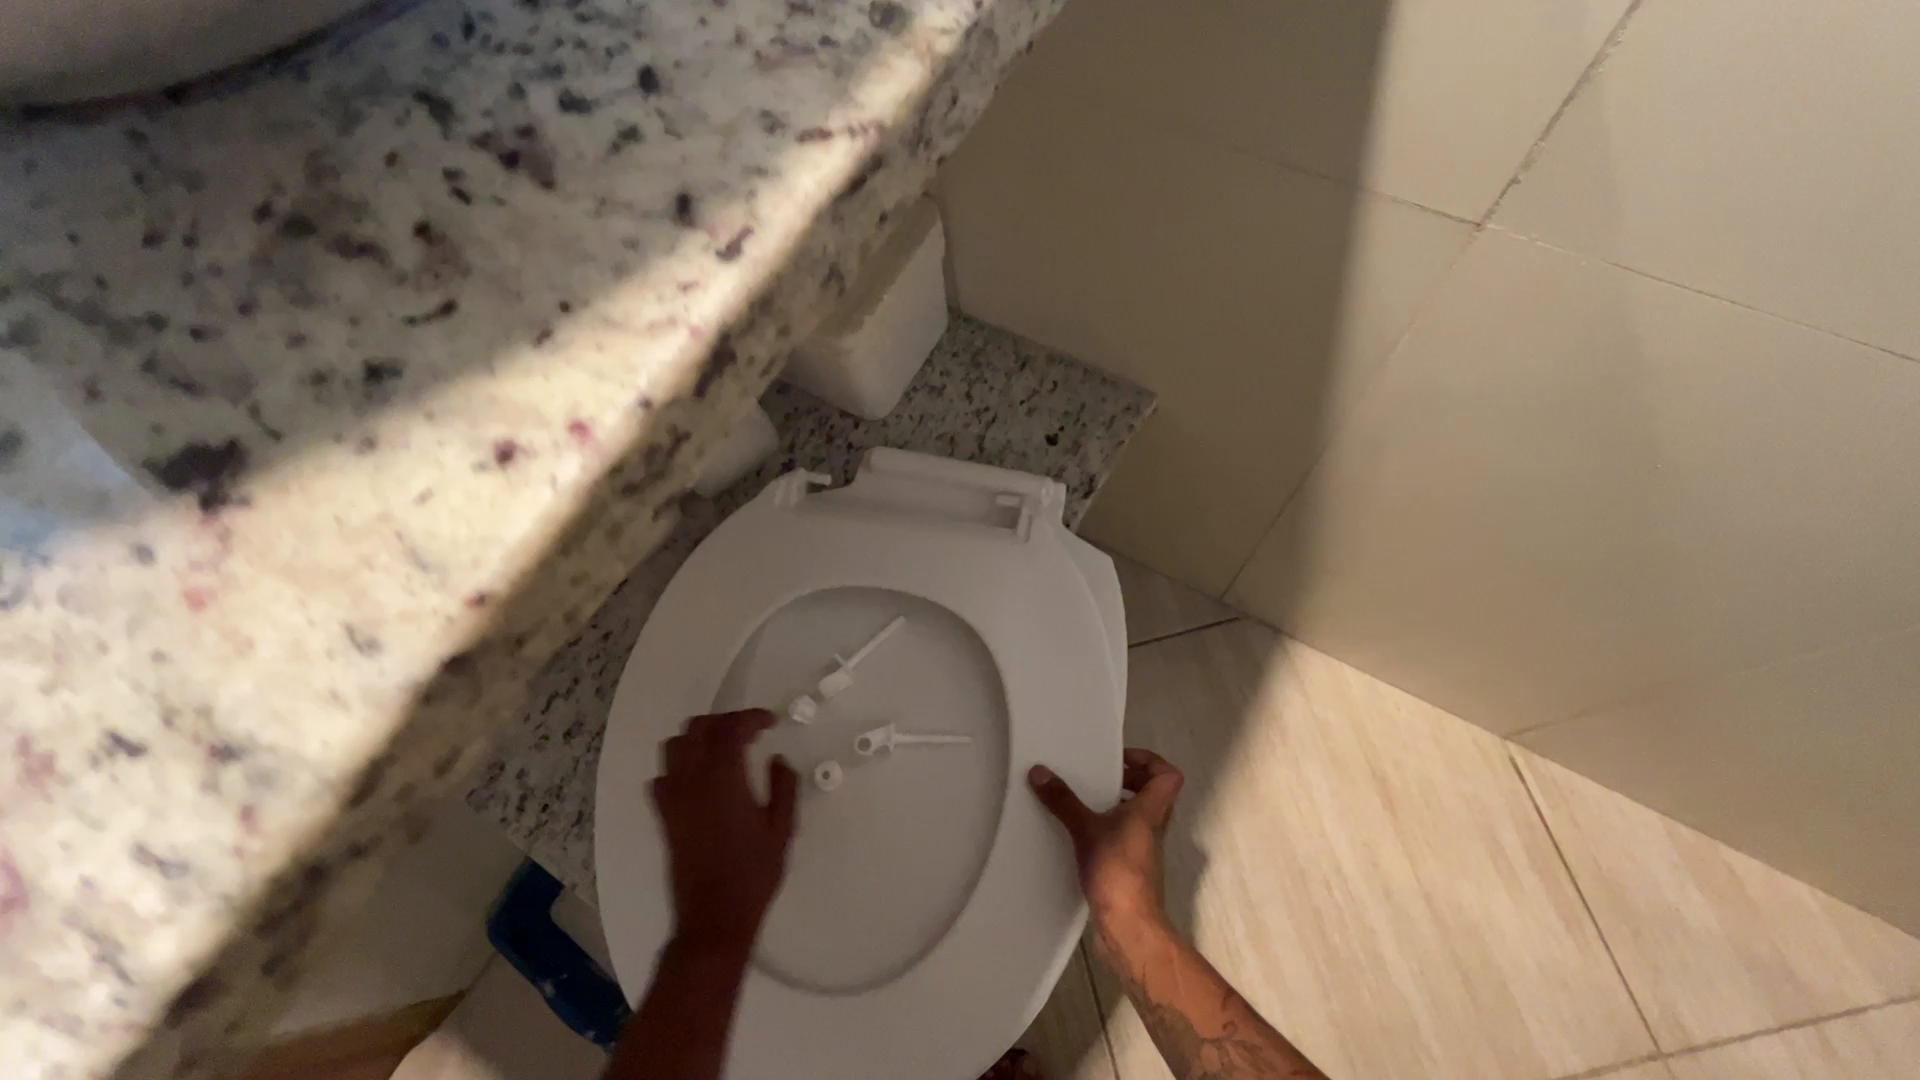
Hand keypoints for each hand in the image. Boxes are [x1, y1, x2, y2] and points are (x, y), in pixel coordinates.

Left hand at [651, 709, 798, 949]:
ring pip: (675, 746)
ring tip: (724, 749)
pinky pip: (663, 776)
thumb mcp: (782, 830)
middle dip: (725, 721)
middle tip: (750, 732)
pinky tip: (700, 779)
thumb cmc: (753, 875)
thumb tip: (778, 760)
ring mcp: (673, 798)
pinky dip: (680, 766)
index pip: (731, 729)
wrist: (714, 918)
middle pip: (698, 729)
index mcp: (724, 780)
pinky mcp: (664, 816)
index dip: (751, 717)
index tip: (771, 722)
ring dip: (700, 738)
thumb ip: (784, 788)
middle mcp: (692, 781)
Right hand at [1028, 748, 1183, 929]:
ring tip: (1085, 800)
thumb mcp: (1085, 830)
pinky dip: (1107, 830)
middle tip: (1099, 776)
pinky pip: (1124, 838)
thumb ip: (1063, 801)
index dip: (1149, 761)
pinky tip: (1080, 834)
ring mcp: (1144, 850)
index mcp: (1151, 811)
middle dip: (1129, 780)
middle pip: (1153, 794)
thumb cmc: (1118, 872)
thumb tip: (1039, 771)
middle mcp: (1153, 828)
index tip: (1119, 760)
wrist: (1130, 928)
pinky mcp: (1131, 870)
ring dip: (1117, 805)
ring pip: (1138, 817)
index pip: (1169, 776)